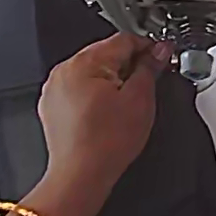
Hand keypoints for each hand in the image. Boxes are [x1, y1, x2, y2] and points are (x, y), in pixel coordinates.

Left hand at [35, 33, 169, 215]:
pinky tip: (108, 113)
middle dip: (129, 65)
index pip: (124, 40)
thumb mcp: (140, 99)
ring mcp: (55, 88)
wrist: (81, 176)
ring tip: (126, 103)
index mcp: (85, 62)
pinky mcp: (53, 105)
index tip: (162, 57)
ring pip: (94, 70)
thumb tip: (159, 50)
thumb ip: (150, 68)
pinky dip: (96, 94)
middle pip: (107, 53)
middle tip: (148, 84)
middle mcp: (64, 70)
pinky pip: (80, 88)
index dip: (148, 47)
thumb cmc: (106, 143)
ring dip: (113, 79)